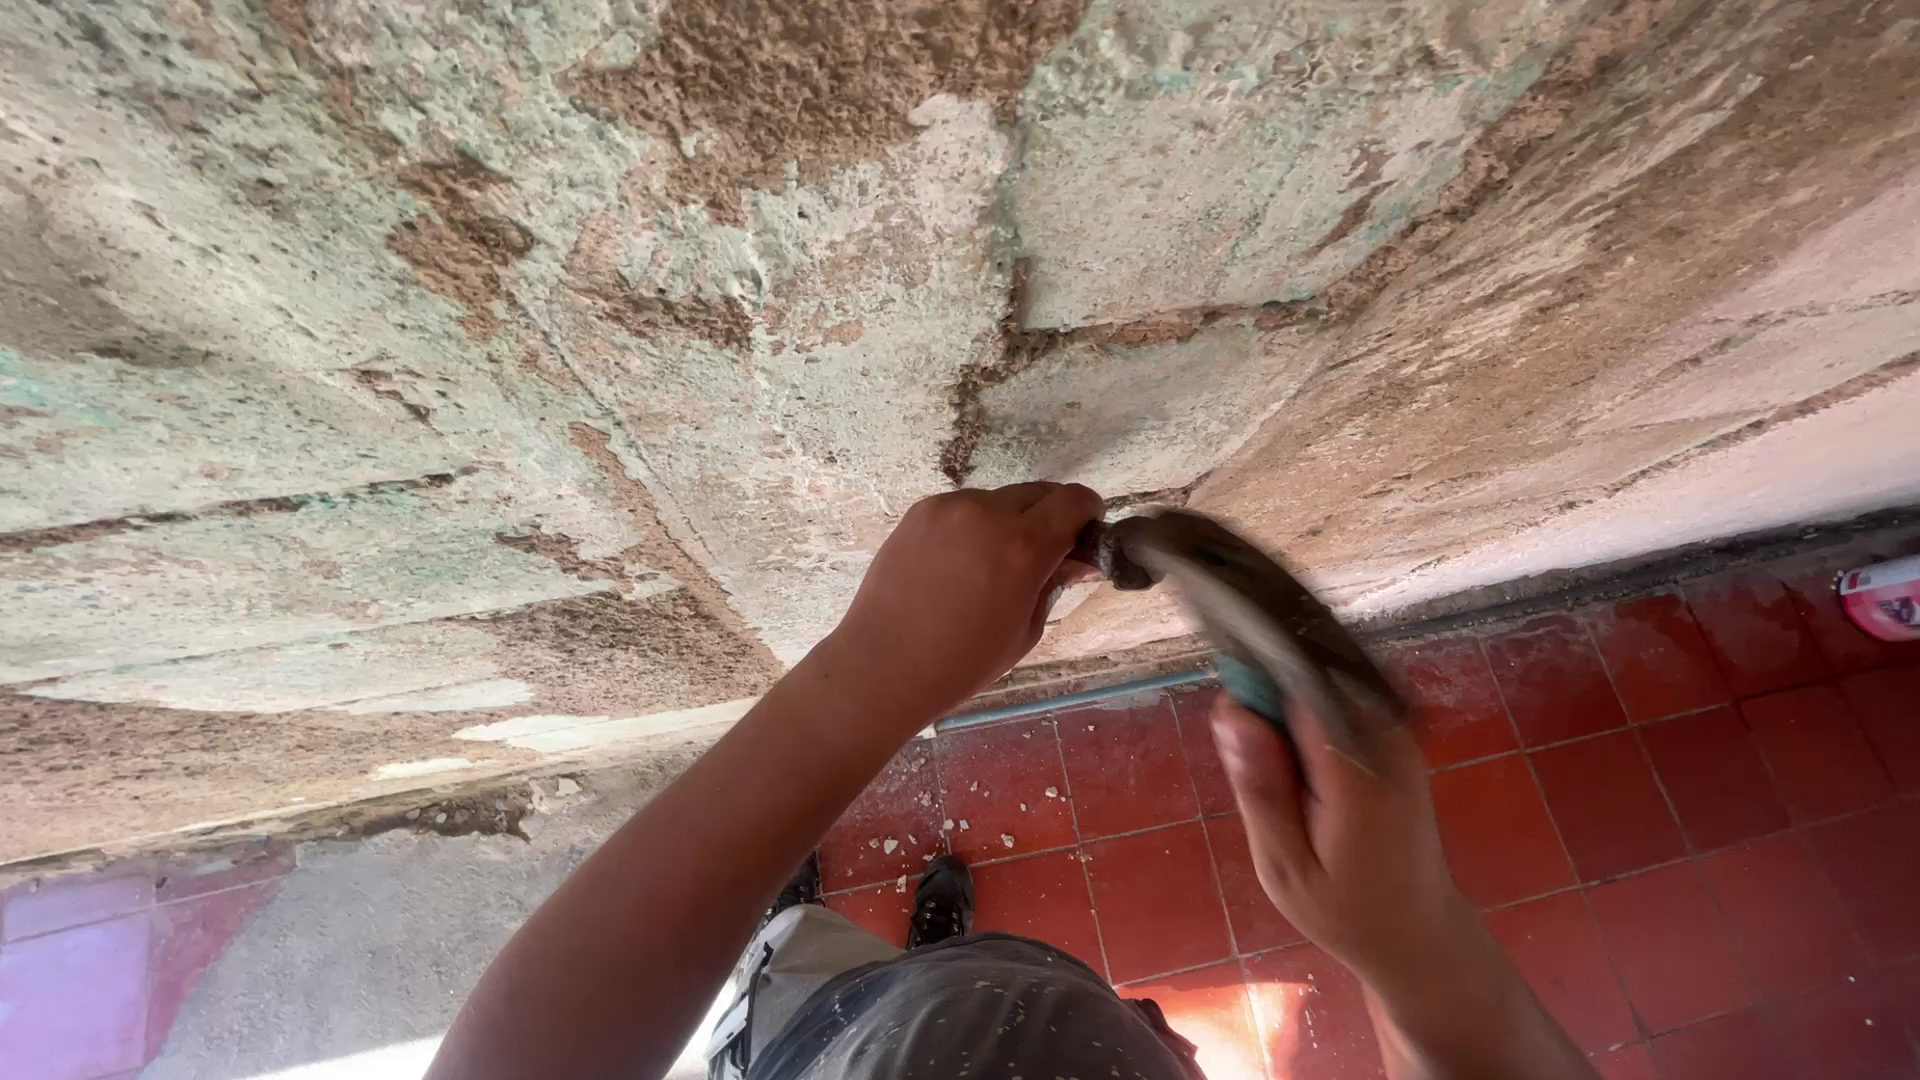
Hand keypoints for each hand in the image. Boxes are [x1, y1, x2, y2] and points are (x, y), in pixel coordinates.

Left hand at [820, 482, 1102, 723]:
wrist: (885, 664)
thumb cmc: (963, 662)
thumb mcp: (1026, 629)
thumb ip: (1055, 582)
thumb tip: (1078, 559)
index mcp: (1022, 547)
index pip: (1075, 500)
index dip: (1088, 514)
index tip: (1085, 534)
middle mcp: (987, 514)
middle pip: (1040, 493)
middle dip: (1051, 517)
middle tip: (1042, 555)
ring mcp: (948, 508)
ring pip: (999, 500)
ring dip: (1009, 521)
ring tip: (990, 565)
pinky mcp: (920, 511)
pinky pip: (963, 508)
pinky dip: (973, 525)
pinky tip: (957, 563)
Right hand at [1210, 694, 1480, 991]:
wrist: (1418, 934)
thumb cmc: (1344, 910)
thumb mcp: (1284, 864)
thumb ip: (1260, 786)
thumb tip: (1231, 711)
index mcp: (1358, 773)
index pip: (1297, 686)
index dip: (1256, 691)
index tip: (1233, 733)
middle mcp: (1386, 740)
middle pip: (1308, 678)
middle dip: (1267, 703)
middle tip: (1254, 769)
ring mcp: (1397, 735)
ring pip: (1320, 684)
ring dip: (1285, 712)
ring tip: (1281, 776)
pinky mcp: (1395, 737)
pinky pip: (1336, 699)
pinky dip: (1305, 719)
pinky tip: (1301, 767)